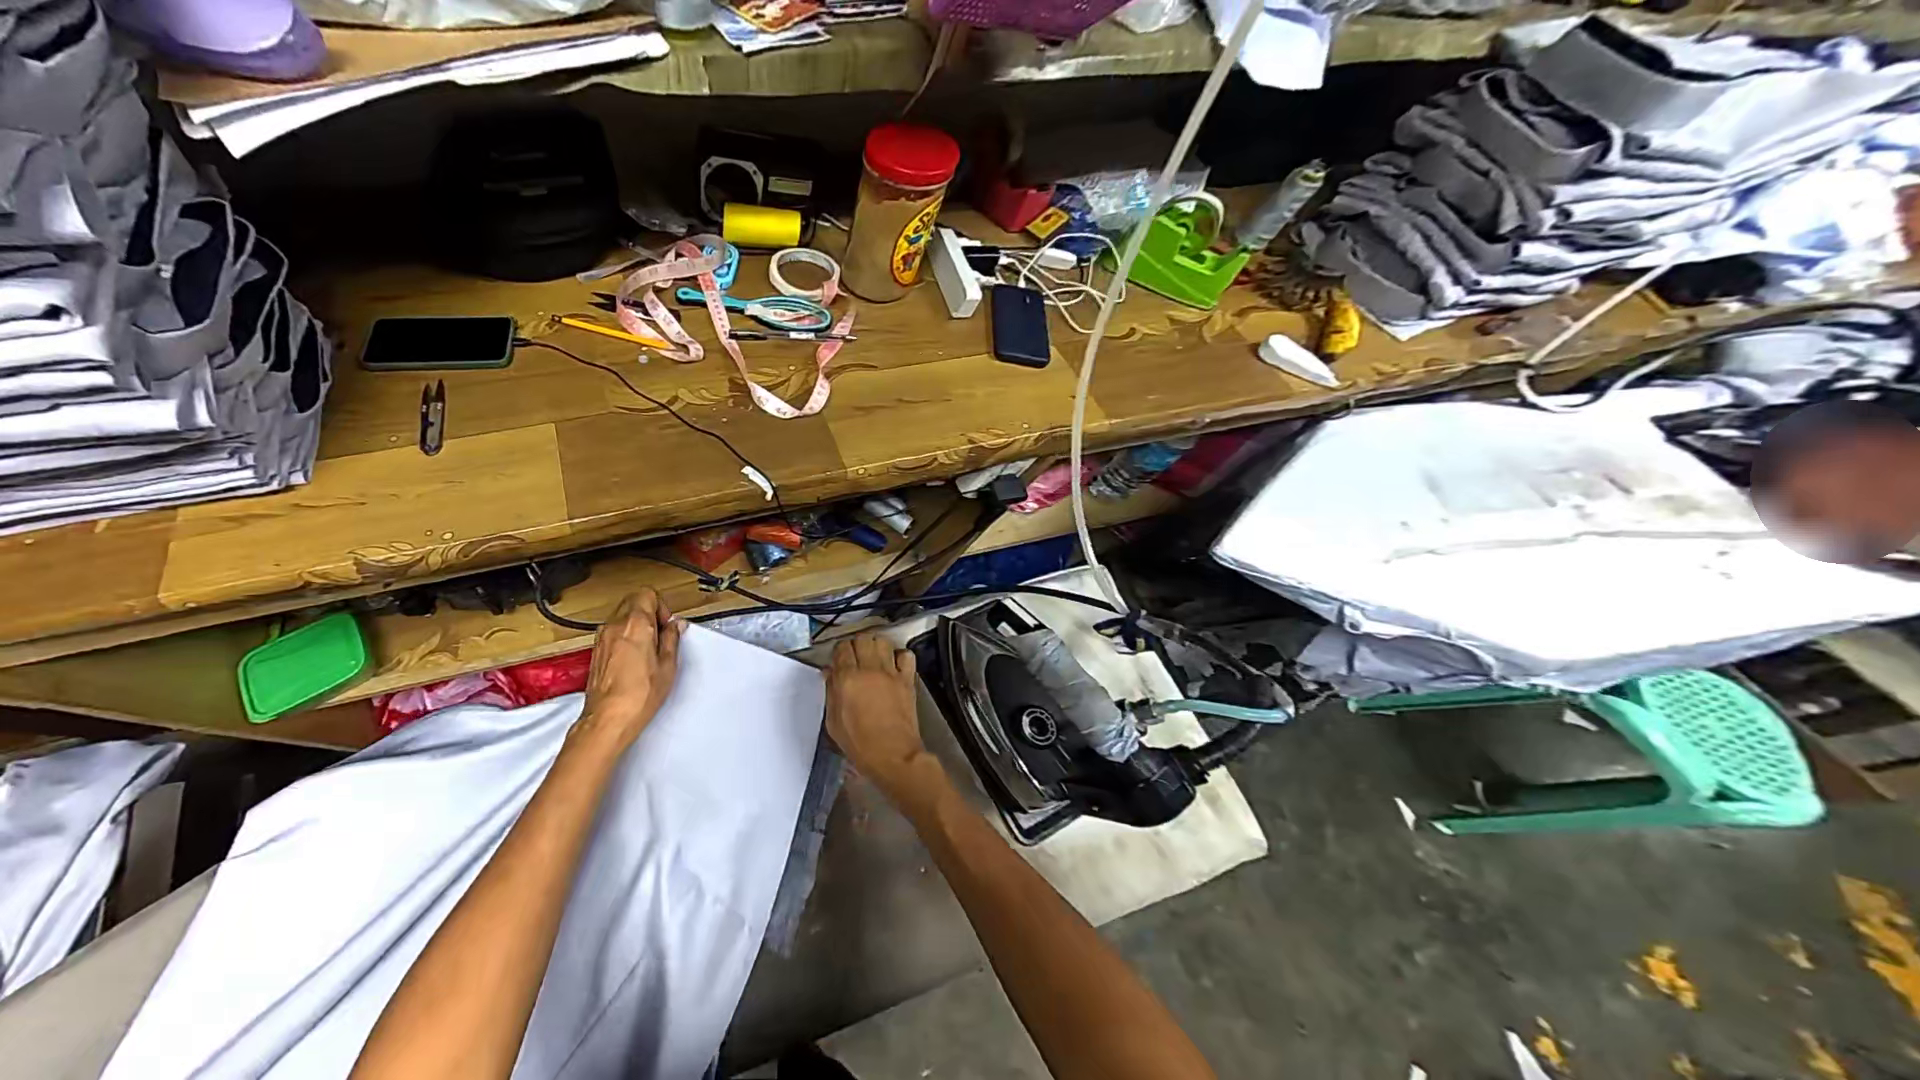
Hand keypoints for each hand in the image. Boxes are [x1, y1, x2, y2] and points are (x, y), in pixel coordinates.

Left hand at [576, 589, 681, 752]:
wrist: (609, 717)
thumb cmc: (637, 695)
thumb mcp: (668, 664)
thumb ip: (672, 639)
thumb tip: (674, 627)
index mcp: (635, 624)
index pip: (647, 594)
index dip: (661, 606)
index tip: (667, 624)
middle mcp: (615, 626)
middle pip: (633, 601)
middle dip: (649, 612)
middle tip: (661, 632)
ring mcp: (602, 638)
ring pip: (621, 616)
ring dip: (636, 624)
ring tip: (649, 647)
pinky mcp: (596, 650)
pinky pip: (613, 631)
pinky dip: (625, 636)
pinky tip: (636, 657)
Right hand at [826, 635, 936, 802]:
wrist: (893, 755)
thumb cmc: (860, 745)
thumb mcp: (834, 722)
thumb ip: (831, 693)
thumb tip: (830, 674)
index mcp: (848, 680)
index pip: (842, 648)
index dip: (839, 652)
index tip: (839, 660)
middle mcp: (869, 670)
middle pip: (862, 639)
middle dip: (856, 645)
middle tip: (855, 658)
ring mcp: (891, 673)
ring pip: (882, 641)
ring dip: (876, 646)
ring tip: (873, 658)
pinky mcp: (908, 680)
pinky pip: (906, 655)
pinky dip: (899, 656)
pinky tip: (893, 666)